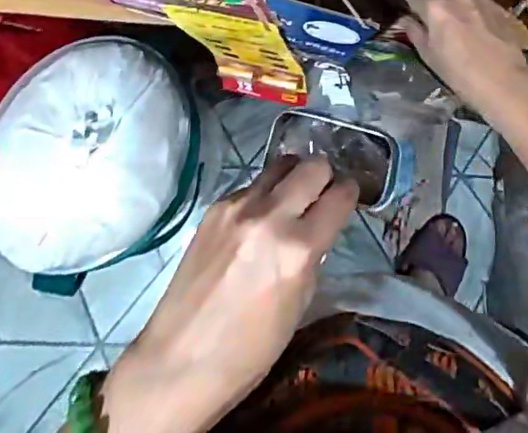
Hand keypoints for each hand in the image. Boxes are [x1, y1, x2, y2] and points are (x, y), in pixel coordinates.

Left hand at [99, 155, 358, 432]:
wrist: (177, 363)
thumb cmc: (248, 351)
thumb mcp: (299, 304)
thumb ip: (314, 255)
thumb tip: (320, 227)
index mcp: (298, 248)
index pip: (340, 195)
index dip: (350, 193)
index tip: (348, 196)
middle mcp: (270, 217)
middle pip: (313, 165)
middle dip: (325, 176)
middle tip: (322, 194)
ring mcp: (238, 207)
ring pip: (281, 164)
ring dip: (293, 178)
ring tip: (290, 200)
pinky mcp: (215, 208)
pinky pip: (252, 185)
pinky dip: (263, 196)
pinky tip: (256, 223)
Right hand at [401, 0, 527, 106]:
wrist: (503, 80)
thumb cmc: (458, 73)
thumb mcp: (429, 56)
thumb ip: (415, 32)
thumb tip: (406, 19)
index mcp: (434, 7)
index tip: (405, 3)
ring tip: (451, 5)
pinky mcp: (497, 6)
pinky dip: (471, 4)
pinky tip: (473, 17)